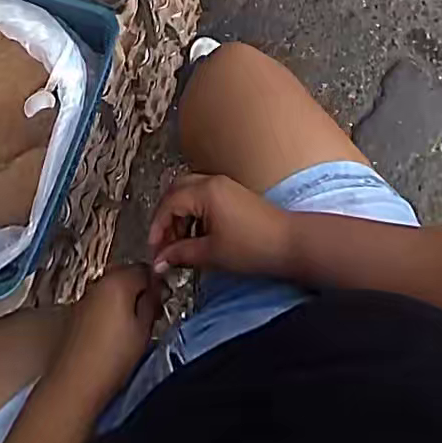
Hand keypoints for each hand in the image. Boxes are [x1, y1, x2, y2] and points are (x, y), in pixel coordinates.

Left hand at [56, 265, 158, 395]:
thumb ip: (152, 302)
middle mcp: (100, 282)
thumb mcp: (144, 330)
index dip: (157, 284)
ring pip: (112, 288)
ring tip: (132, 325)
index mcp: (119, 280)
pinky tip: (112, 332)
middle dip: (140, 289)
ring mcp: (85, 297)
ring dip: (123, 299)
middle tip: (150, 313)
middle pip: (127, 275)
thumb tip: (155, 290)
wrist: (73, 385)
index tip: (162, 303)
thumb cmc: (114, 357)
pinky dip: (108, 309)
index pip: (145, 269)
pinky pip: (99, 301)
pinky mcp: (75, 314)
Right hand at [146, 173, 296, 277]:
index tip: (154, 250)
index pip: (169, 203)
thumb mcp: (211, 253)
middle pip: (176, 191)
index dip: (157, 227)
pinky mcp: (232, 193)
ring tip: (179, 244)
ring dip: (179, 215)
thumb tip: (158, 261)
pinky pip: (203, 196)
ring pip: (189, 192)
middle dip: (165, 217)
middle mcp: (212, 181)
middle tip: (162, 244)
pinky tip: (196, 236)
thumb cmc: (250, 247)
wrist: (288, 242)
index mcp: (205, 191)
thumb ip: (180, 254)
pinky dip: (193, 213)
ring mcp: (224, 185)